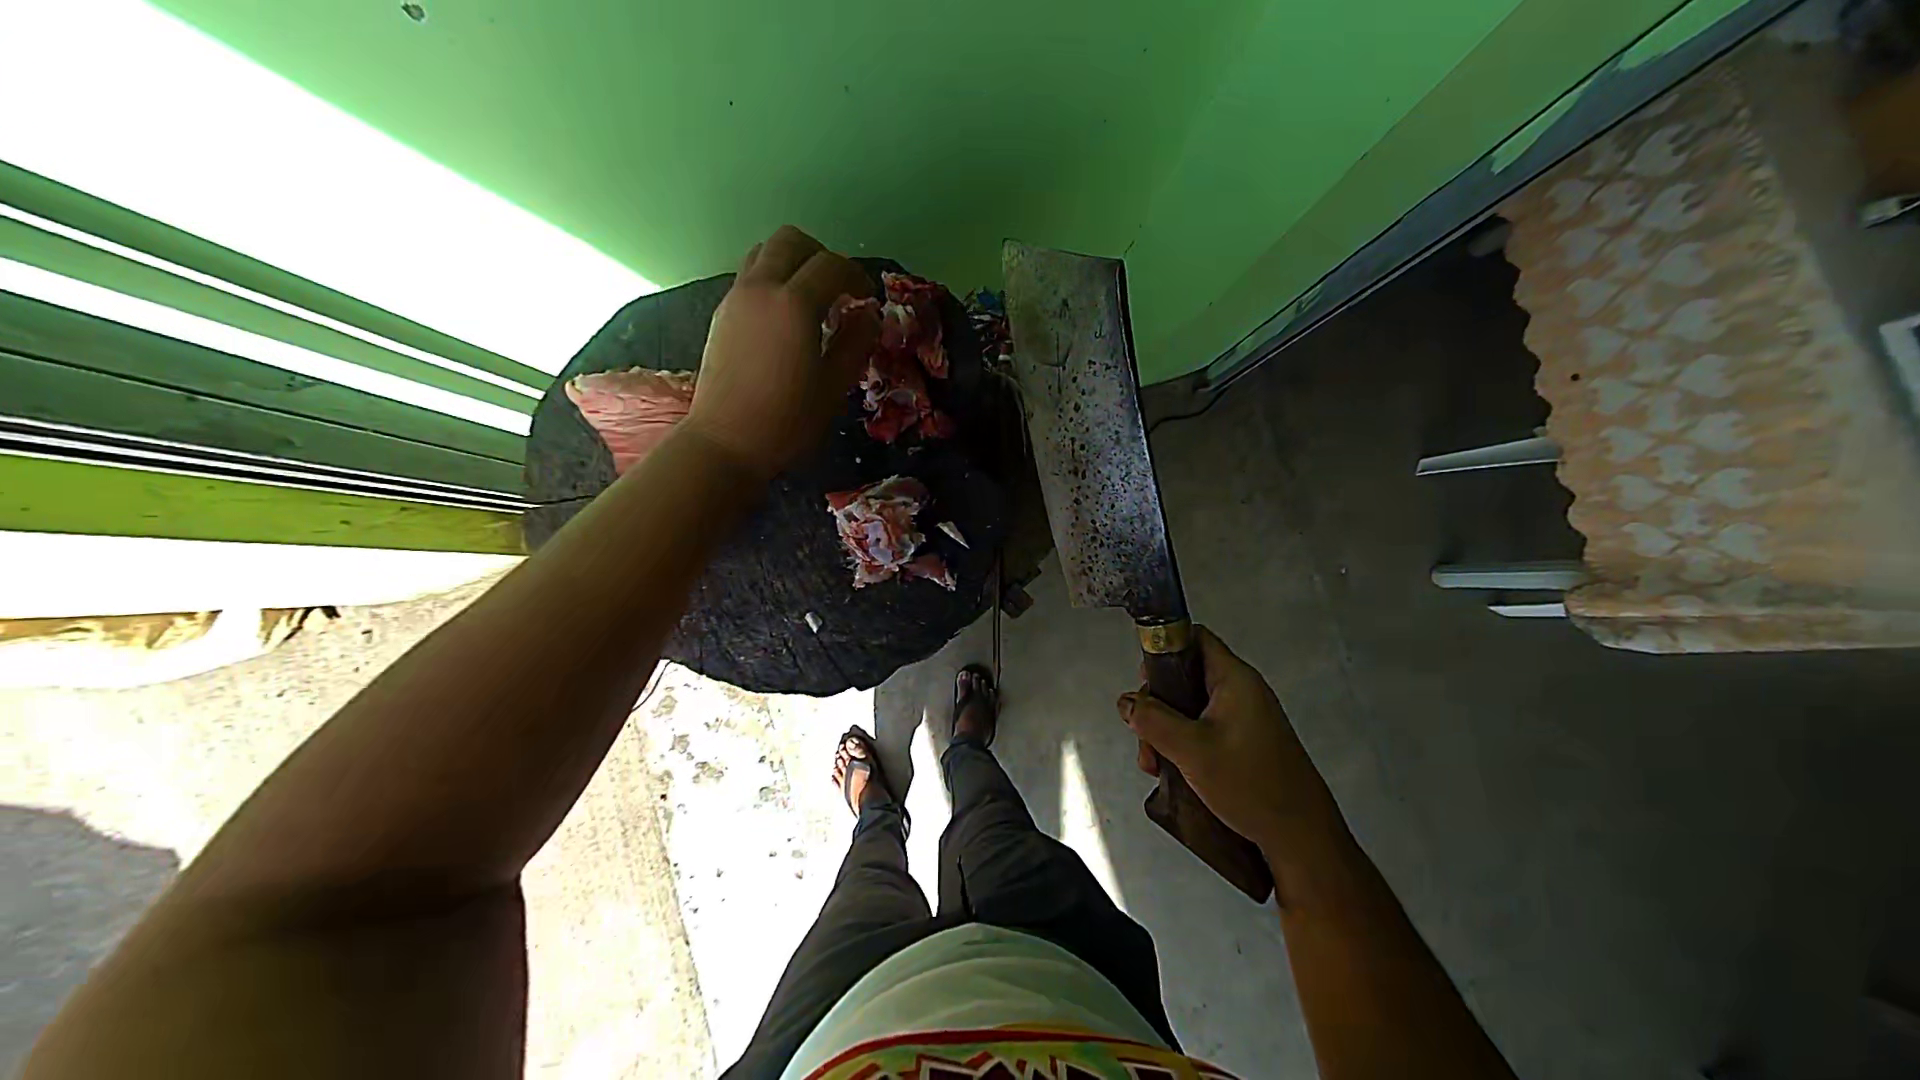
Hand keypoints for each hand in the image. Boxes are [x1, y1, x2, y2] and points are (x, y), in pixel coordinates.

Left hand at [682, 225, 880, 478]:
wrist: (725, 442)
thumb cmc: (787, 420)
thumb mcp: (834, 386)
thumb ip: (856, 342)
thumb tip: (868, 314)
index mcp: (793, 304)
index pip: (831, 265)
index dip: (856, 276)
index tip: (867, 299)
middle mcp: (760, 288)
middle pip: (791, 240)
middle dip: (821, 255)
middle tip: (838, 289)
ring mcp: (735, 299)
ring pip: (764, 253)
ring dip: (793, 264)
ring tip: (811, 301)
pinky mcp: (721, 315)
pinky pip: (750, 277)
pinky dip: (773, 281)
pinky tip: (786, 320)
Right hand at [1117, 627, 1337, 848]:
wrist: (1301, 839)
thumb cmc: (1252, 785)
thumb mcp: (1191, 750)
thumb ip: (1153, 720)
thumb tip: (1127, 702)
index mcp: (1234, 680)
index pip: (1195, 638)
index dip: (1164, 648)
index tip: (1144, 680)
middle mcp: (1240, 692)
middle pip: (1185, 677)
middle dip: (1156, 704)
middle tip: (1144, 733)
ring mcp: (1243, 719)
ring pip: (1188, 708)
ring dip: (1164, 730)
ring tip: (1156, 763)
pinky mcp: (1243, 743)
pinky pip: (1201, 730)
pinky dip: (1181, 745)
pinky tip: (1172, 772)